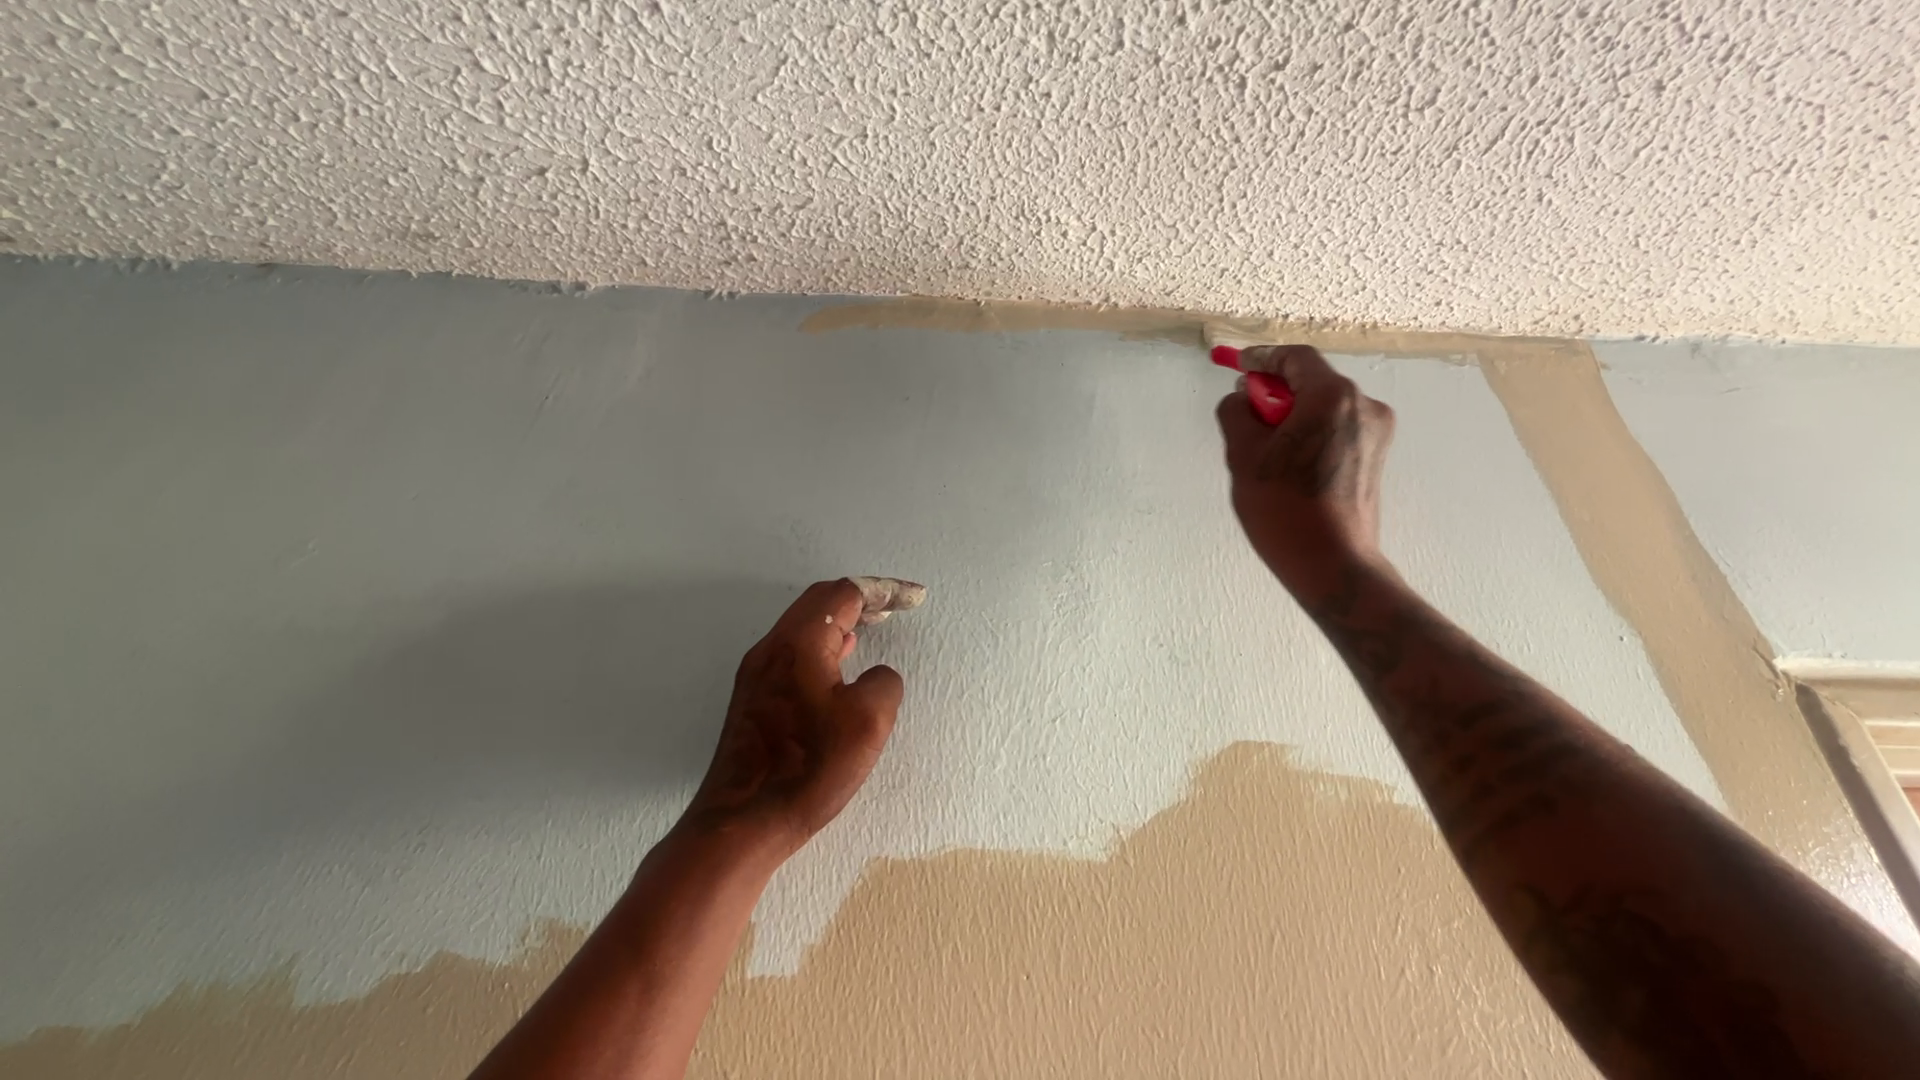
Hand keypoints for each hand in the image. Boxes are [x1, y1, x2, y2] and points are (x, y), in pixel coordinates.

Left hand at [678, 579, 906, 856]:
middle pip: (819, 601)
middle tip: (893, 607)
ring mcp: (757, 674)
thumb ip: (884, 682)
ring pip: (803, 626)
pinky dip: (823, 643)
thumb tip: (875, 677)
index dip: (884, 590)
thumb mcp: (869, 721)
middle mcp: (772, 649)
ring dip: (839, 619)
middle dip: (860, 597)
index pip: (845, 593)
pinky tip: (838, 663)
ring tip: (871, 626)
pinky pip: (794, 651)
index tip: (914, 599)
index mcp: (799, 643)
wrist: (743, 820)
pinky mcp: (753, 699)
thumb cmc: (808, 768)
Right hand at [1215, 345, 1395, 594]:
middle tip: (1246, 414)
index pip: (1295, 358)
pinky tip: (1290, 464)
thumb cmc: (1283, 508)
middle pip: (1313, 382)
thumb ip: (1236, 413)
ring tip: (1266, 448)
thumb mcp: (1243, 456)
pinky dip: (1311, 433)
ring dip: (1293, 416)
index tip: (1240, 368)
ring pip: (1325, 407)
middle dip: (1277, 392)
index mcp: (1332, 397)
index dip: (1263, 358)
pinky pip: (1337, 429)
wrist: (1331, 562)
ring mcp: (1376, 432)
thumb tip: (1241, 399)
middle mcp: (1364, 406)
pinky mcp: (1376, 456)